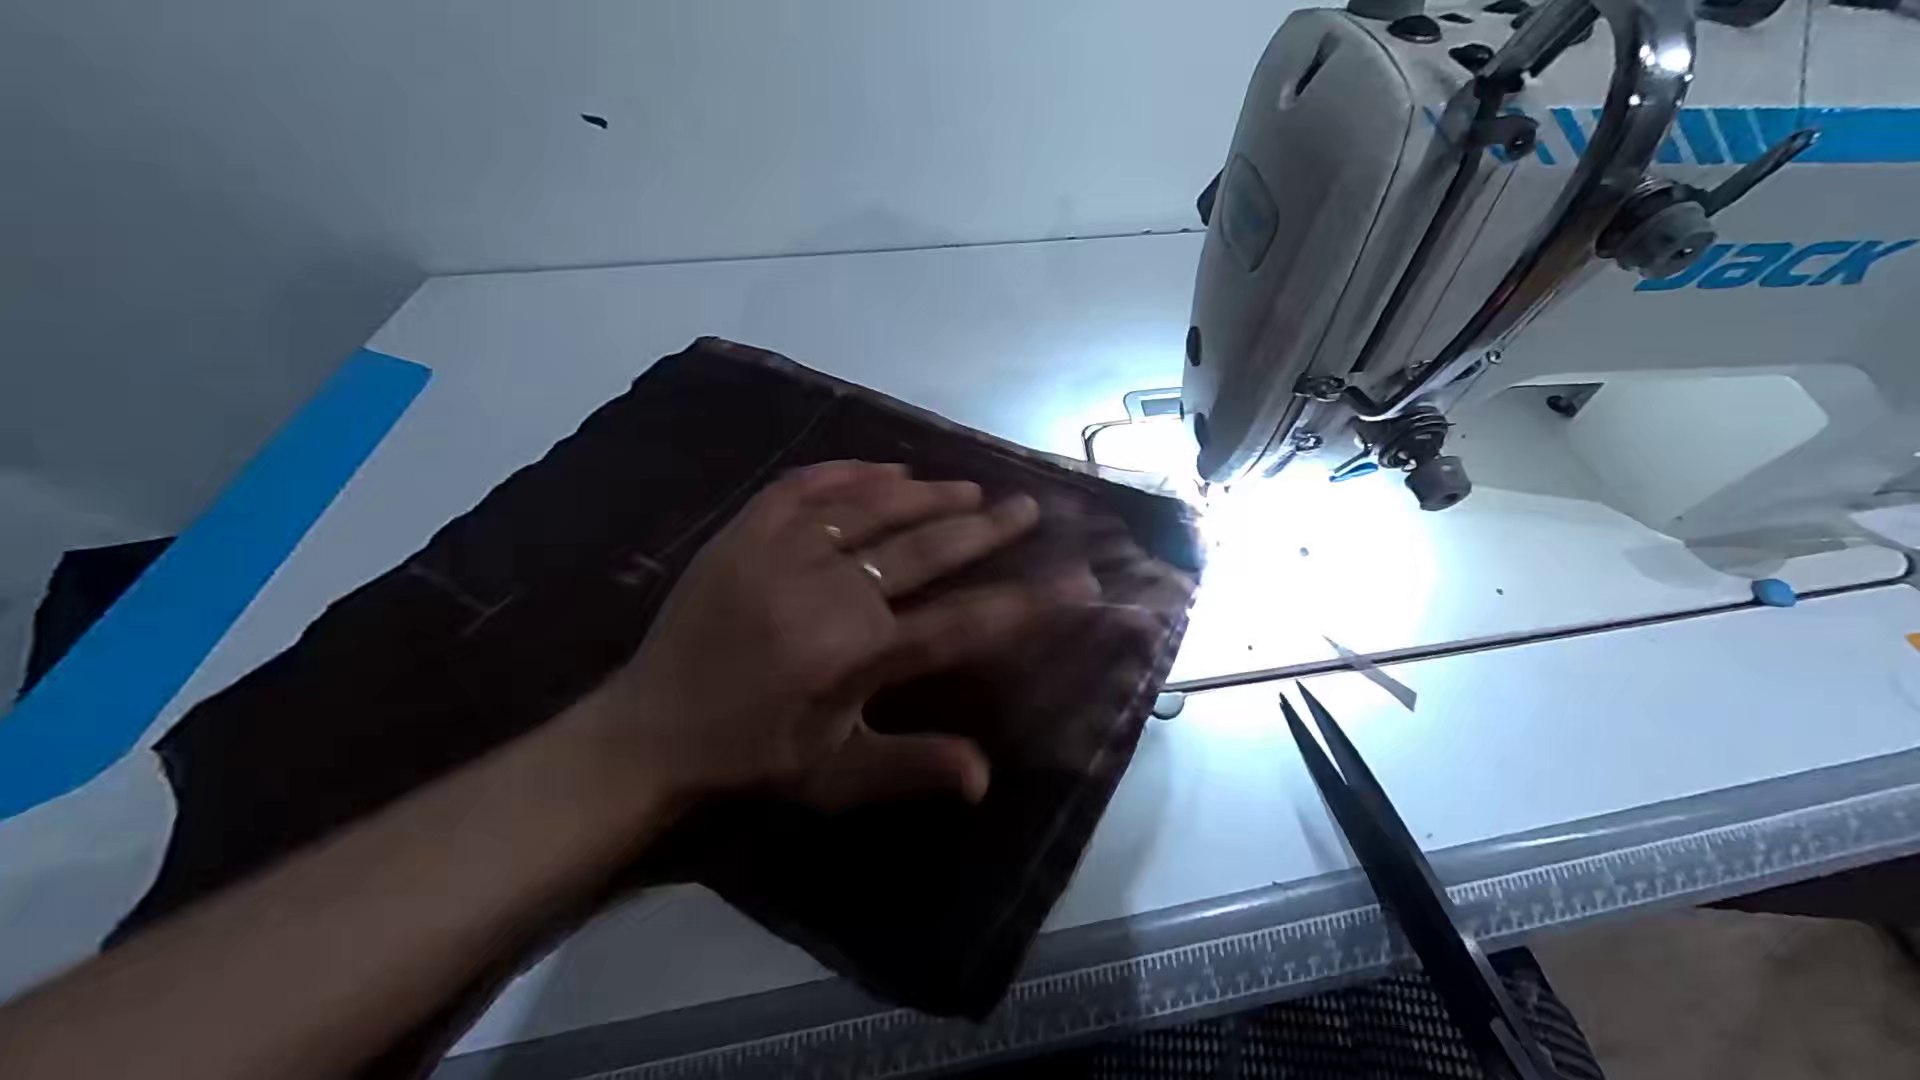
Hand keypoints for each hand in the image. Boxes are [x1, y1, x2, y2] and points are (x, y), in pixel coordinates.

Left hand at [580, 461, 1098, 809]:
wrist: (652, 727)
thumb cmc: (753, 755)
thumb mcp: (835, 775)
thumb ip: (911, 766)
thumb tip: (986, 775)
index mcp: (853, 654)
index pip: (961, 621)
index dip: (1024, 603)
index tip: (1076, 581)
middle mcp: (826, 593)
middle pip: (925, 549)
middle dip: (986, 529)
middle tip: (1027, 507)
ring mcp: (780, 553)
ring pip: (873, 510)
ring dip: (929, 495)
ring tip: (971, 487)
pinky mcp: (742, 533)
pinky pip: (806, 487)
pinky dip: (852, 473)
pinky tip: (888, 468)